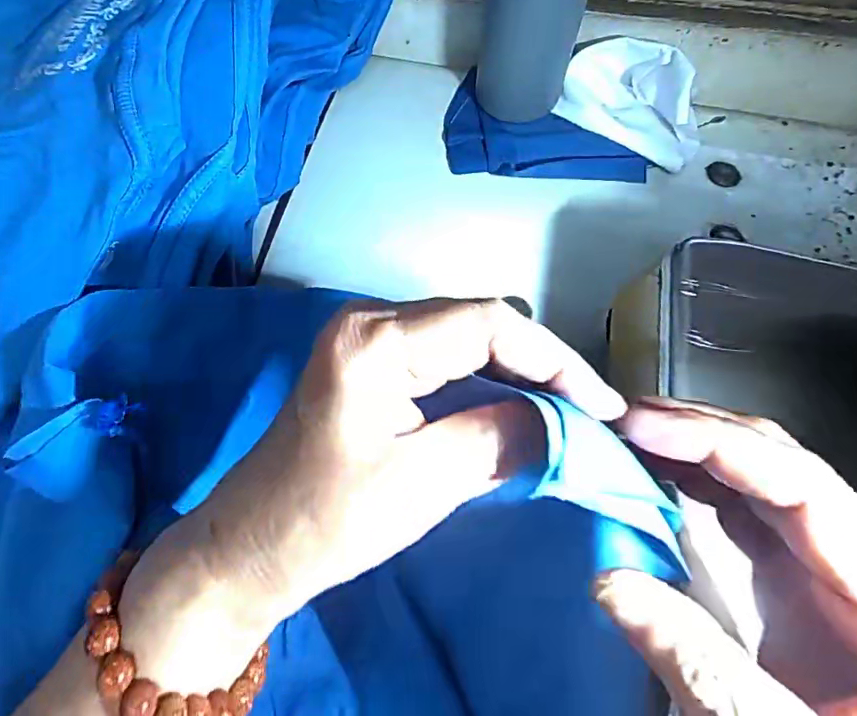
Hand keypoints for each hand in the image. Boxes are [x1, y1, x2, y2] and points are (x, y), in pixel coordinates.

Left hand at [117, 297, 627, 693]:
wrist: (256, 539)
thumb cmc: (329, 516)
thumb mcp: (423, 483)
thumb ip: (498, 439)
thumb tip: (564, 422)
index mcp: (375, 338)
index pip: (485, 322)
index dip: (552, 358)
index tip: (601, 405)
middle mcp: (369, 317)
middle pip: (474, 320)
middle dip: (537, 362)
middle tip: (589, 411)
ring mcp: (364, 333)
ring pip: (461, 333)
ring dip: (513, 368)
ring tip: (565, 409)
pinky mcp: (367, 356)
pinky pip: (439, 352)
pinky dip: (482, 375)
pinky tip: (514, 404)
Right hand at [594, 398, 856, 714]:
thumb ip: (702, 666)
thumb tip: (613, 583)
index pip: (806, 485)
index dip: (717, 443)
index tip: (644, 427)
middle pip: (785, 469)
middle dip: (698, 434)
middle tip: (625, 420)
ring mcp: (849, 582)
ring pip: (766, 481)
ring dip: (694, 452)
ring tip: (632, 438)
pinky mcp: (814, 591)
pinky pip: (754, 512)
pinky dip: (700, 484)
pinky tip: (660, 474)